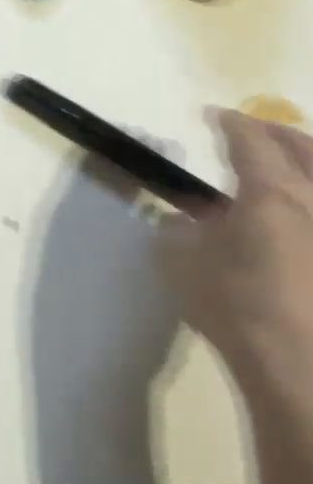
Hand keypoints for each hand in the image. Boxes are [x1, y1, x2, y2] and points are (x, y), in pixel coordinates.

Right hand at [161, 109, 312, 381]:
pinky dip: (306, 199)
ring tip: (294, 163)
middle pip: (310, 152)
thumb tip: (194, 215)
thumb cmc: (235, 306)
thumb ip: (186, 227)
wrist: (306, 367)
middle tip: (260, 129)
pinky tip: (297, 207)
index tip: (215, 116)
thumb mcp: (183, 260)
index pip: (251, 143)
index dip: (232, 125)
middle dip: (285, 135)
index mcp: (272, 195)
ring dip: (309, 163)